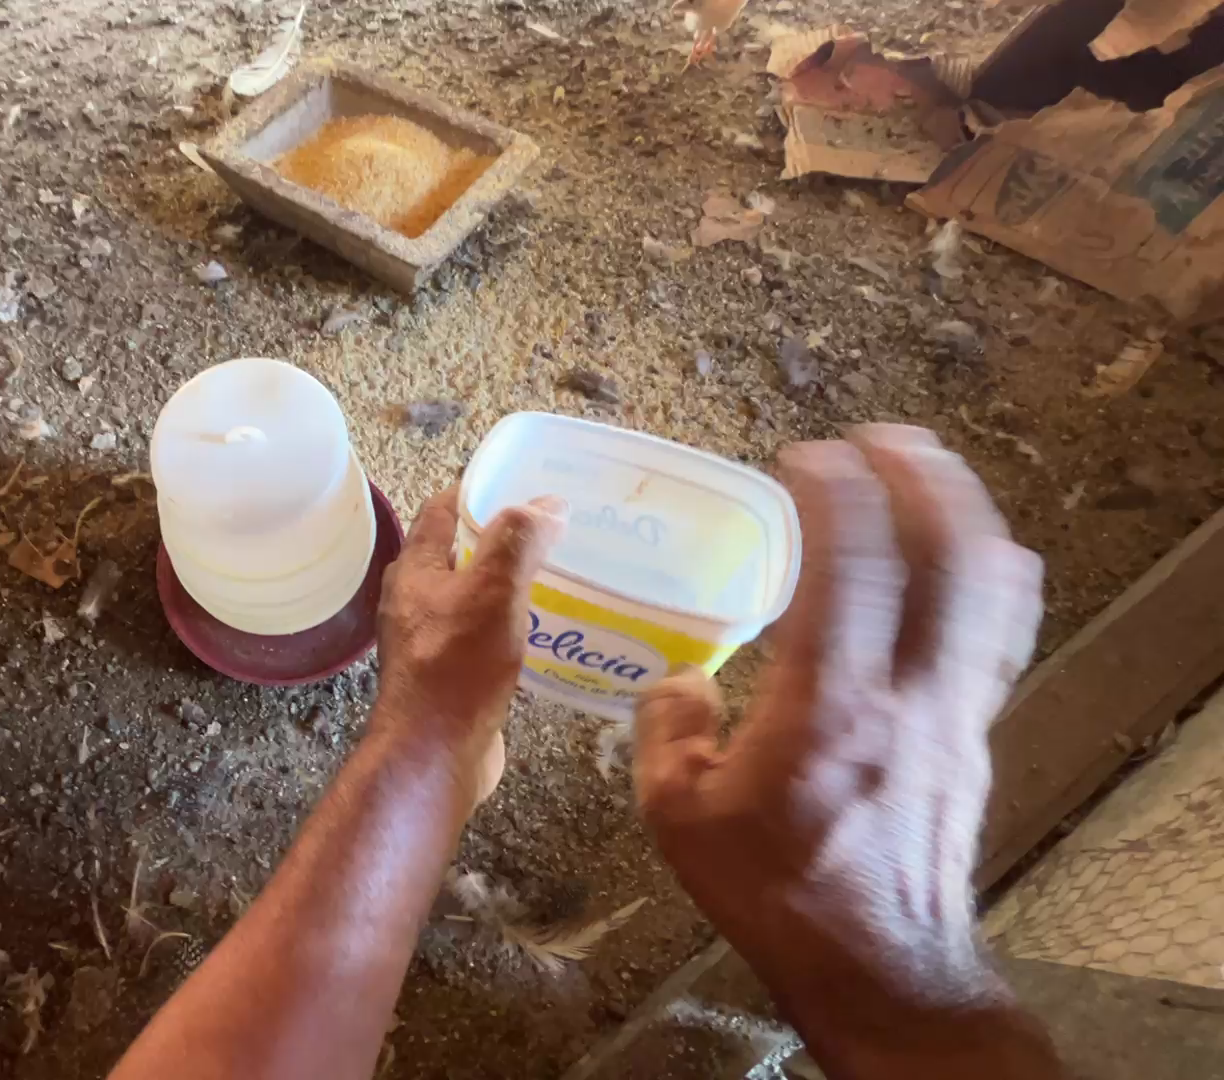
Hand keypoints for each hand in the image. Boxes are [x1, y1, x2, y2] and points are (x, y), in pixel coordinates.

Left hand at [374, 487, 566, 802]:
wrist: (433, 752)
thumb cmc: (456, 666)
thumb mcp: (490, 593)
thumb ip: (515, 543)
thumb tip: (545, 502)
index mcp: (416, 568)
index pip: (444, 508)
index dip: (481, 488)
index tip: (527, 481)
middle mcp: (415, 596)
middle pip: (458, 548)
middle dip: (501, 534)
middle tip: (554, 528)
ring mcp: (428, 633)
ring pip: (470, 590)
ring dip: (507, 578)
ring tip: (558, 571)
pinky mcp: (446, 667)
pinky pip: (479, 627)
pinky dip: (508, 617)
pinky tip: (544, 625)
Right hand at [633, 426, 1045, 1067]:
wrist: (878, 969)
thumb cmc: (769, 888)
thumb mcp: (675, 809)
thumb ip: (668, 727)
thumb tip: (683, 679)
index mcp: (826, 712)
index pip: (843, 578)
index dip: (832, 503)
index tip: (805, 456)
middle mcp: (908, 700)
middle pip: (949, 568)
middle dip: (924, 486)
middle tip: (884, 438)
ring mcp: (953, 717)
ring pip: (989, 596)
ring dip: (964, 520)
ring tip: (930, 473)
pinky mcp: (968, 738)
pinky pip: (991, 637)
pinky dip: (981, 578)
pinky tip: (962, 559)